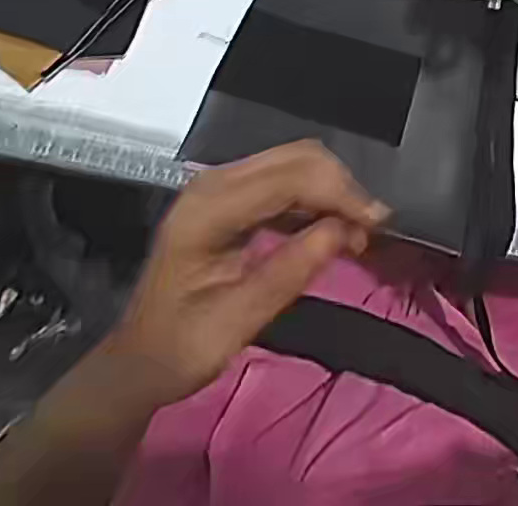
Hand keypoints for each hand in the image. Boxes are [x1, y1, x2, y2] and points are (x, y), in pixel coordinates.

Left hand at [104, 139, 389, 406]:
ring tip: (359, 230)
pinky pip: (286, 178)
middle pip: (296, 158)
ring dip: (333, 189)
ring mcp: (222, 184)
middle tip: (372, 228)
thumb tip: (345, 231)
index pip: (288, 179)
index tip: (377, 223)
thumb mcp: (236, 322)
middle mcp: (215, 183)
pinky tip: (333, 225)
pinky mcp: (232, 195)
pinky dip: (317, 196)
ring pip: (296, 162)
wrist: (139, 361)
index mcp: (208, 209)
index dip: (339, 194)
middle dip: (341, 186)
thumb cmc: (180, 349)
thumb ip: (290, 272)